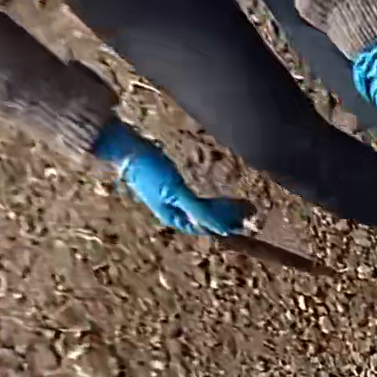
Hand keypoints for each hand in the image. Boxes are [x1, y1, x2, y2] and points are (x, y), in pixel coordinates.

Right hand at [90, 120, 245, 235]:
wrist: (123, 145)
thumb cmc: (148, 170)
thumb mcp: (176, 192)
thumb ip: (200, 212)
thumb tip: (222, 231)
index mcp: (174, 217)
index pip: (210, 228)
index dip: (230, 226)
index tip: (249, 220)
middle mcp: (176, 212)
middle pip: (211, 220)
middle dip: (233, 218)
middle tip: (253, 211)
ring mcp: (175, 200)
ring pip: (209, 211)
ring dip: (228, 210)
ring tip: (248, 206)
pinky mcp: (176, 189)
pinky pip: (203, 200)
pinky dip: (218, 201)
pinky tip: (229, 199)